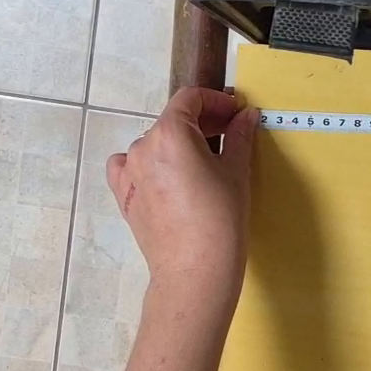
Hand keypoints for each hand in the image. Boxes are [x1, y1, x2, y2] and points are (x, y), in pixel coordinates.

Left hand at [107, 88, 259, 319]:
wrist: (195, 271)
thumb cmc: (221, 218)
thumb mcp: (237, 172)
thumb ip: (240, 136)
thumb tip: (246, 116)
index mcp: (170, 133)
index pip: (190, 99)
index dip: (216, 100)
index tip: (235, 112)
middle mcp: (143, 146)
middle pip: (173, 120)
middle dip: (203, 122)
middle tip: (230, 133)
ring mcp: (128, 171)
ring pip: (155, 143)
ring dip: (180, 143)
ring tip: (205, 161)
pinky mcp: (124, 195)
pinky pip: (131, 166)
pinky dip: (149, 162)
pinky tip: (167, 175)